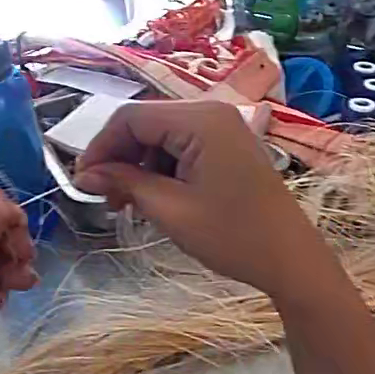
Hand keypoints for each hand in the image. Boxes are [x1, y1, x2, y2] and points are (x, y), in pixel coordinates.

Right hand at [73, 101, 330, 297]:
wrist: (292, 261)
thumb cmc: (233, 237)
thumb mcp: (170, 210)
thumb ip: (124, 183)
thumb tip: (84, 175)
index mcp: (200, 120)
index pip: (130, 118)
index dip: (100, 147)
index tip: (82, 180)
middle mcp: (209, 112)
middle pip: (143, 123)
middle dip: (117, 157)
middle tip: (101, 195)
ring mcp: (220, 127)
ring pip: (157, 135)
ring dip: (135, 165)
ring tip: (123, 203)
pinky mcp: (224, 144)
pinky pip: (177, 145)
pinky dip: (157, 168)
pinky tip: (148, 196)